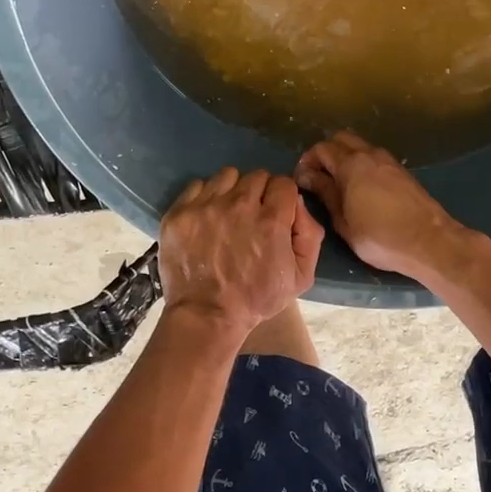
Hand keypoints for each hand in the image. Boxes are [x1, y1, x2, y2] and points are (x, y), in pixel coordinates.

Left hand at [159, 168, 322, 336]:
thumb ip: (309, 234)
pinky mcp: (180, 213)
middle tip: (253, 215)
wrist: (206, 315)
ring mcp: (206, 207)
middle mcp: (239, 206)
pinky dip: (205, 197)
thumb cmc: (256, 298)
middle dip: (260, 193)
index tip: (276, 212)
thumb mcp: (301, 276)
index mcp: (271, 220)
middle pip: (257, 176)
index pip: (283, 183)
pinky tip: (207, 216)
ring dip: (233, 190)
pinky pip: (198, 186)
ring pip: (227, 176)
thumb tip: (298, 203)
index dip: (282, 197)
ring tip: (228, 212)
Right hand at [294, 132, 473, 278]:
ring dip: (344, 157)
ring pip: (359, 146)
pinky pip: (373, 157)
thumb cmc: (380, 237)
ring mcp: (389, 161)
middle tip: (318, 177)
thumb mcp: (344, 221)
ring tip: (338, 184)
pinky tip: (360, 188)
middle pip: (341, 139)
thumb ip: (325, 194)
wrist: (429, 241)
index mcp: (351, 164)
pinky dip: (361, 164)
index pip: (321, 149)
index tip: (302, 180)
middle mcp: (370, 154)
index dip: (307, 162)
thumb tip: (309, 176)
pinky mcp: (401, 171)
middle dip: (325, 154)